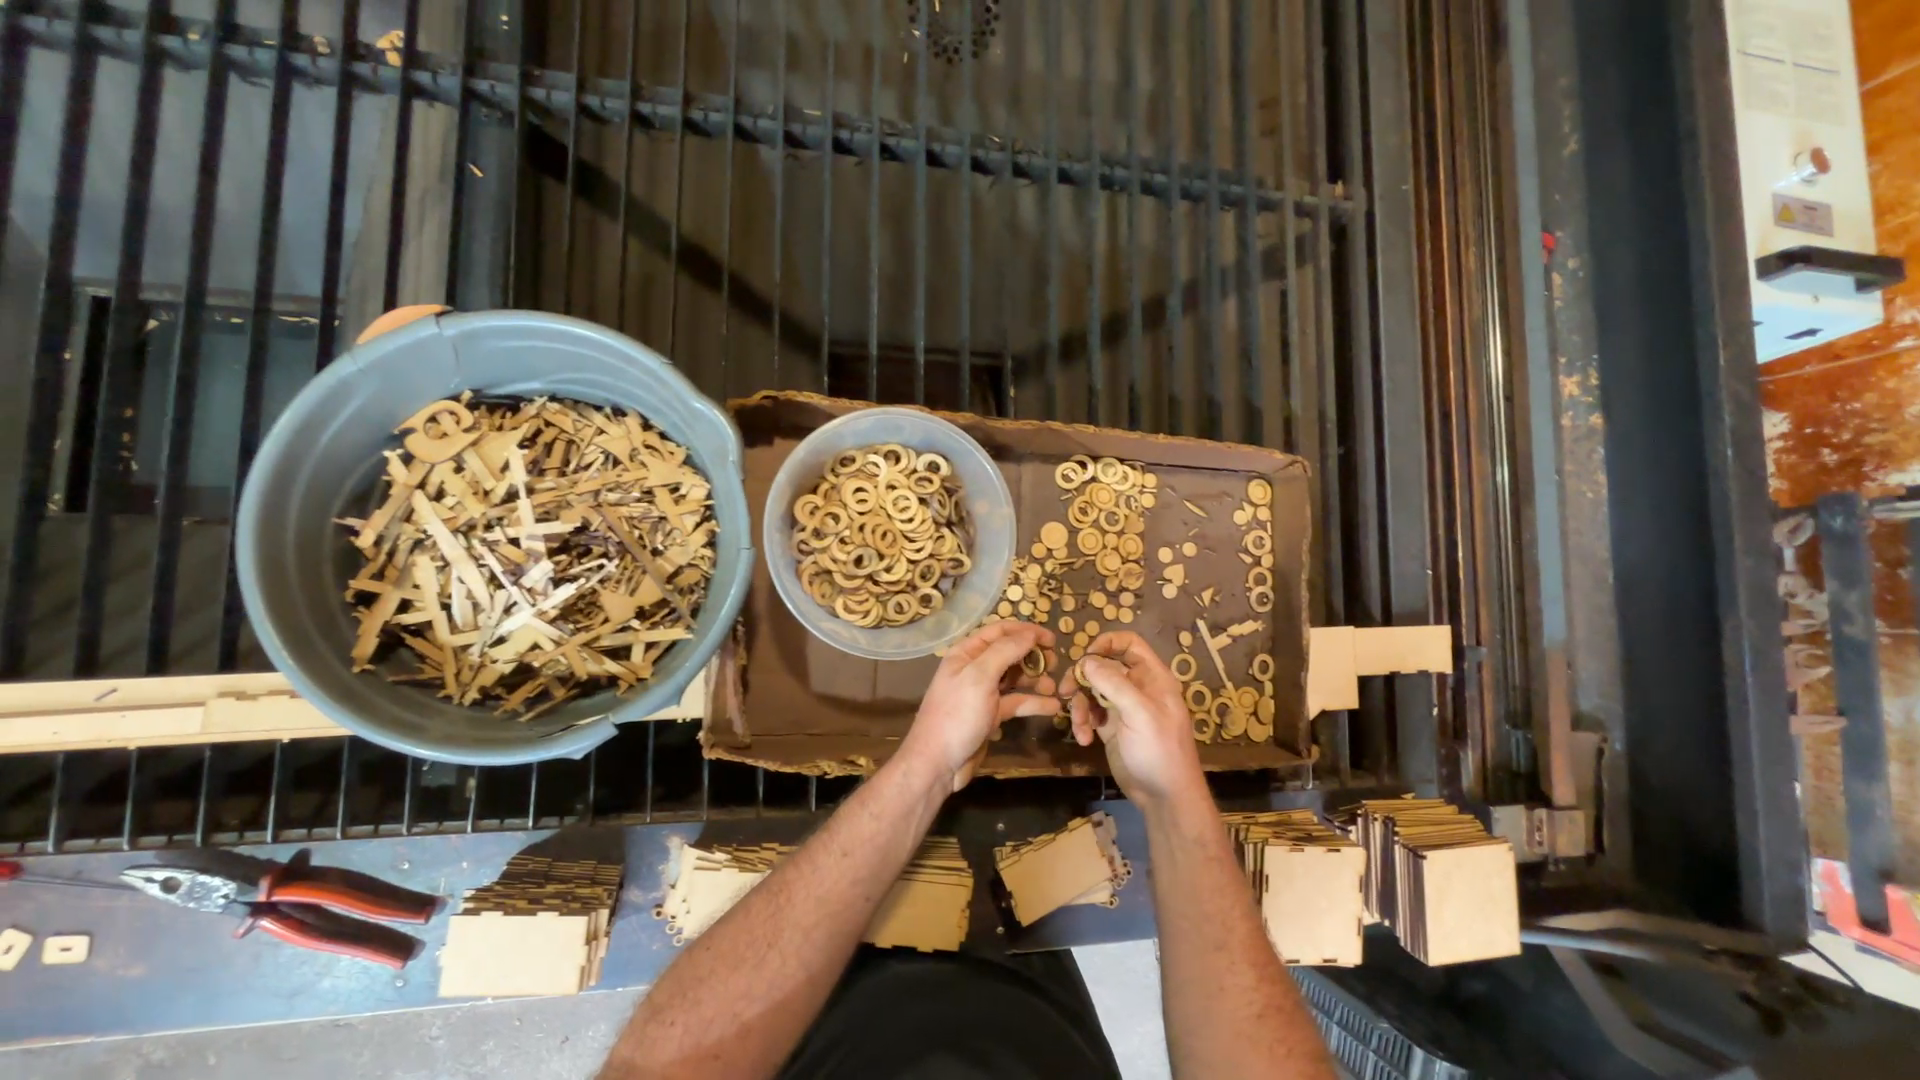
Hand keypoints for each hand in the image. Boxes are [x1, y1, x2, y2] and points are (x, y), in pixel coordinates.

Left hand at [897, 621, 1060, 792]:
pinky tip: (1053, 706)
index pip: (1000, 631)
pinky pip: (1016, 702)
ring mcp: (983, 692)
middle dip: (1033, 656)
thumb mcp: (980, 677)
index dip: (1026, 631)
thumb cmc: (956, 715)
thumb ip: (1005, 651)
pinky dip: (1034, 702)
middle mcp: (974, 668)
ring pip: (1015, 678)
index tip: (1052, 639)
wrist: (938, 763)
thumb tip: (1030, 633)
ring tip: (1055, 687)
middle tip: (1055, 665)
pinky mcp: (991, 715)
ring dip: (1036, 679)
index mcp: (966, 653)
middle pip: (1010, 653)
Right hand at [1059, 632, 1205, 807]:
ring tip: (1080, 726)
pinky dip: (1083, 723)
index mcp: (1152, 677)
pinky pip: (1090, 714)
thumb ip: (1113, 684)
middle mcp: (1137, 688)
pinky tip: (1084, 739)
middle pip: (1103, 667)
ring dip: (1079, 706)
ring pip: (1092, 691)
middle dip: (1083, 678)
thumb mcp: (1139, 713)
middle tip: (1065, 691)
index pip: (1130, 644)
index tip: (1086, 655)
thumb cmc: (1160, 749)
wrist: (1164, 795)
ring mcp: (1123, 708)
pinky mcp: (1111, 728)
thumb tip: (1086, 661)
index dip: (1107, 643)